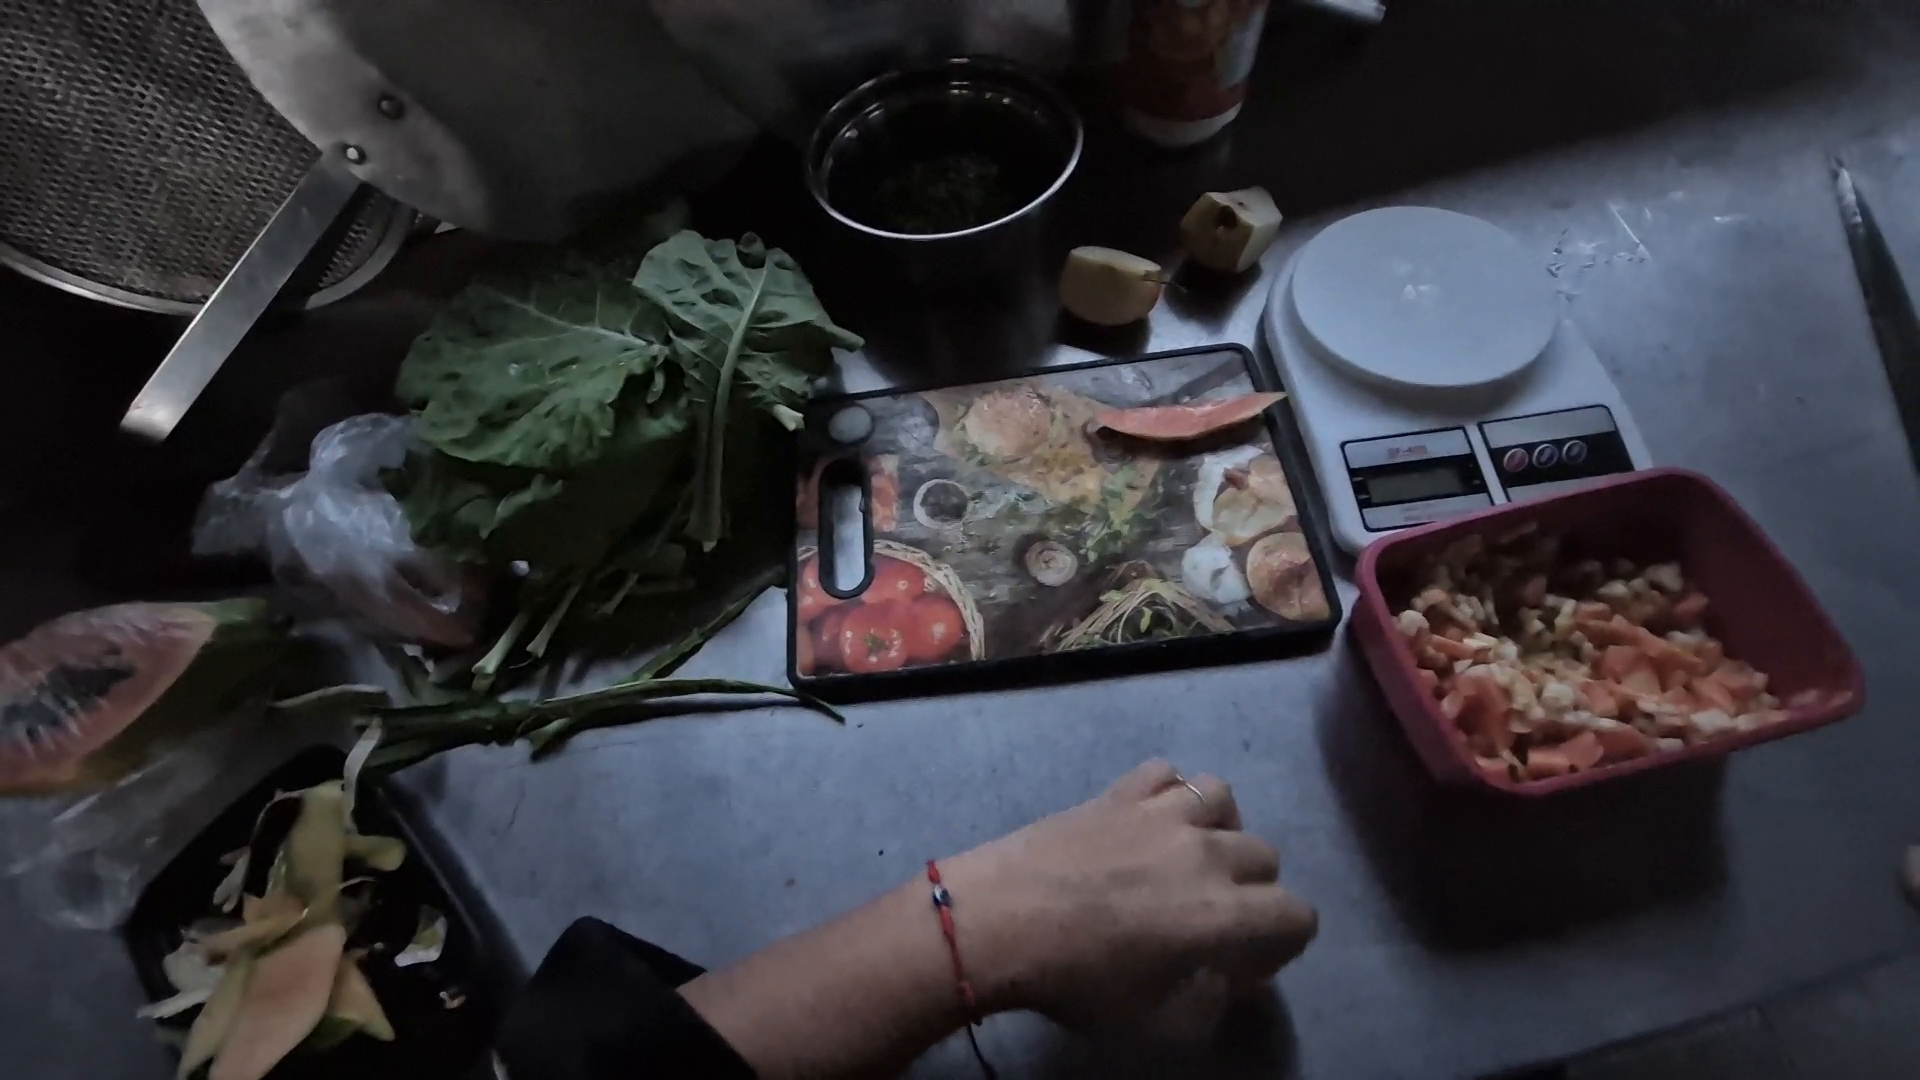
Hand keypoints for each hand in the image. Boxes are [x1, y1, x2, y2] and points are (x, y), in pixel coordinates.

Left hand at [941, 760, 1317, 1028]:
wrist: (1005, 917)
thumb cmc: (1080, 979)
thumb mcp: (1160, 1022)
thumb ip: (1215, 999)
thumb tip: (1232, 973)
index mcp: (1223, 912)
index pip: (1298, 914)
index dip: (1284, 942)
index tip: (1247, 961)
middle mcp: (1203, 851)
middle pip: (1265, 854)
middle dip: (1255, 889)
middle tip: (1216, 914)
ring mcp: (1159, 811)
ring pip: (1222, 797)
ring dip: (1220, 828)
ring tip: (1192, 853)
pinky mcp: (1119, 790)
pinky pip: (1164, 772)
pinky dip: (1168, 791)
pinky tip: (1149, 818)